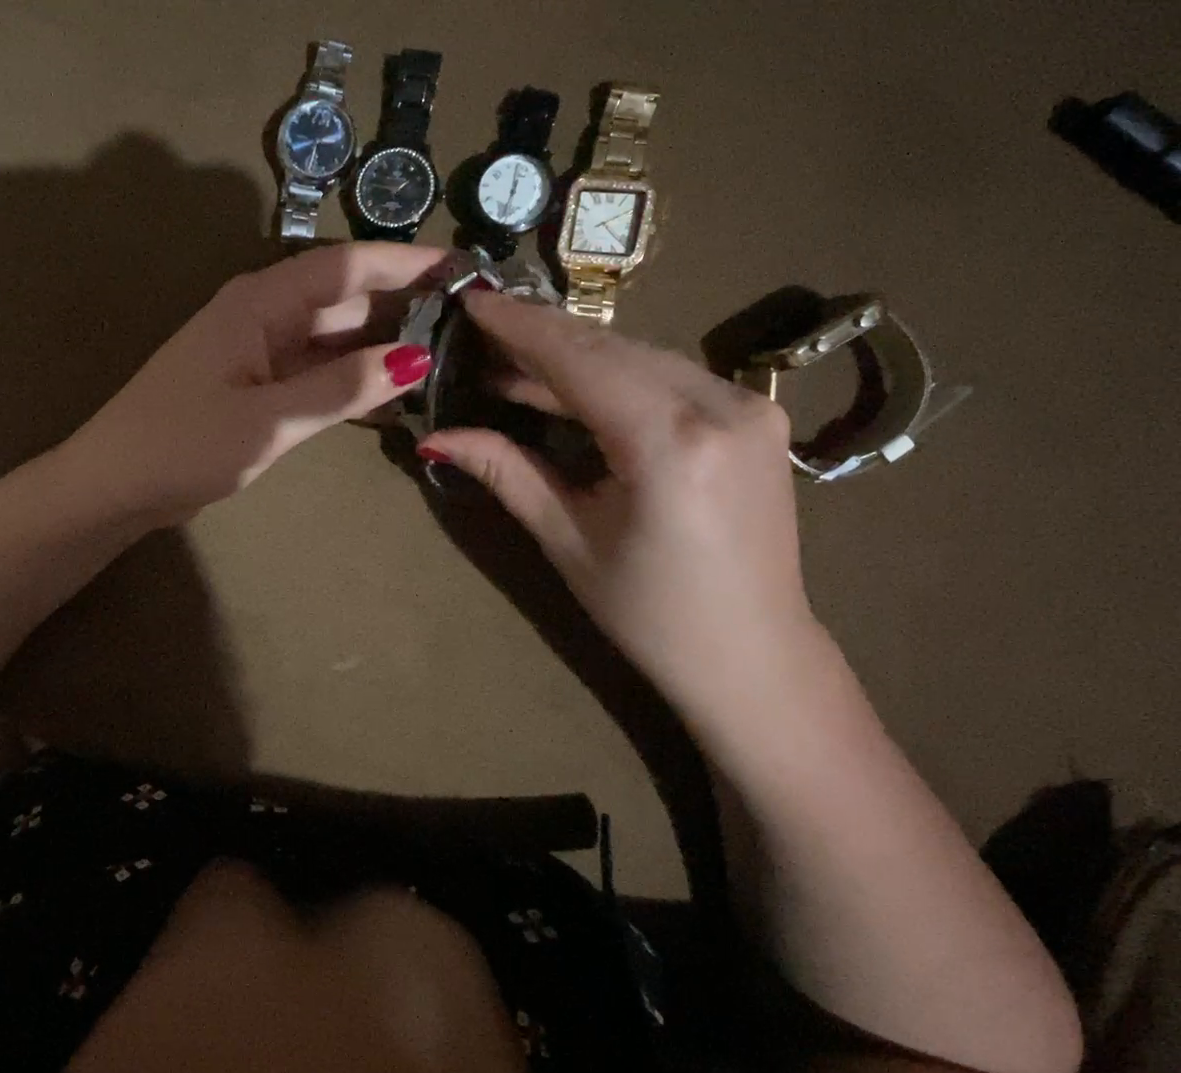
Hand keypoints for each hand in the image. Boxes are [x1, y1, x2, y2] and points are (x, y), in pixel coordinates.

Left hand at [68, 242, 447, 526]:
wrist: (115, 486)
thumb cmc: (182, 445)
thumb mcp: (269, 420)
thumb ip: (342, 388)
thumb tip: (417, 357)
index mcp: (259, 302)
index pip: (347, 266)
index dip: (406, 264)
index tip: (467, 270)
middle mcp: (262, 316)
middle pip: (344, 298)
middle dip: (403, 306)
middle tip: (471, 322)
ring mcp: (258, 353)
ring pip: (333, 338)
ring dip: (381, 346)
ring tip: (448, 356)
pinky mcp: (255, 389)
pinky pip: (316, 373)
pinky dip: (352, 382)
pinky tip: (393, 397)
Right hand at [418, 293, 816, 707]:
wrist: (752, 654)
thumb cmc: (648, 612)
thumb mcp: (567, 539)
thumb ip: (505, 470)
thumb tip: (434, 435)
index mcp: (670, 443)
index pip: (580, 361)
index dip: (520, 327)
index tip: (470, 299)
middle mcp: (721, 406)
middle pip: (612, 349)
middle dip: (542, 335)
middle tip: (479, 328)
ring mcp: (750, 406)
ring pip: (643, 355)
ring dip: (577, 354)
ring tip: (512, 358)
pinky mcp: (758, 416)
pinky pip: (671, 375)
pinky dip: (616, 373)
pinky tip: (574, 383)